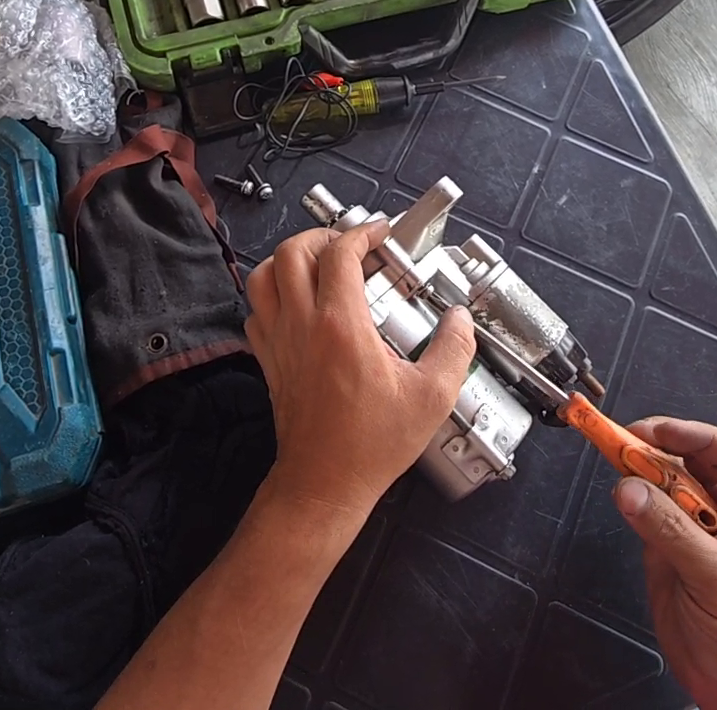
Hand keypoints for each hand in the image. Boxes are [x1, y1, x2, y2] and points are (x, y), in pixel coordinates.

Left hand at [244, 220, 474, 515]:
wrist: (323, 484)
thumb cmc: (370, 444)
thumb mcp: (431, 396)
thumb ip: (453, 349)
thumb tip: (460, 319)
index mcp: (341, 326)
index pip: (341, 254)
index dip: (362, 232)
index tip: (380, 232)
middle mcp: (302, 325)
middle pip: (291, 252)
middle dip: (321, 236)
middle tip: (349, 243)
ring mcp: (279, 341)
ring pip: (263, 276)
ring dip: (290, 259)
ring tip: (319, 263)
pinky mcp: (268, 360)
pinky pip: (256, 311)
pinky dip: (273, 295)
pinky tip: (298, 304)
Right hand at [612, 418, 716, 709]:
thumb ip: (673, 532)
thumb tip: (631, 488)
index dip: (693, 435)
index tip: (656, 431)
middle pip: (689, 462)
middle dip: (658, 448)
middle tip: (625, 442)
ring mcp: (693, 531)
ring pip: (662, 483)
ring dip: (640, 470)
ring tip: (618, 463)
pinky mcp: (665, 550)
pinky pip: (644, 511)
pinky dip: (630, 498)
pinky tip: (622, 495)